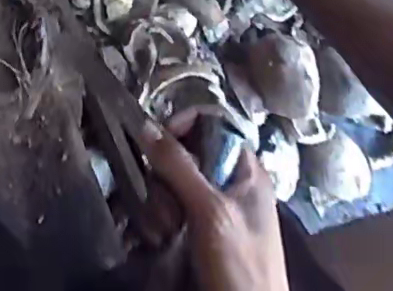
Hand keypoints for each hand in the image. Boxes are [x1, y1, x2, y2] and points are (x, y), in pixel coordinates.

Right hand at [137, 112, 289, 290]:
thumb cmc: (241, 270)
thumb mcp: (210, 213)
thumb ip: (179, 166)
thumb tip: (145, 124)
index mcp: (247, 169)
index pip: (211, 122)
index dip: (184, 124)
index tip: (158, 141)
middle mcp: (232, 183)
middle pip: (187, 153)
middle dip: (167, 173)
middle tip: (163, 199)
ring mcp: (218, 210)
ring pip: (175, 182)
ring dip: (161, 201)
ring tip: (162, 228)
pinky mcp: (202, 234)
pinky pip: (172, 209)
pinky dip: (160, 217)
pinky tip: (156, 235)